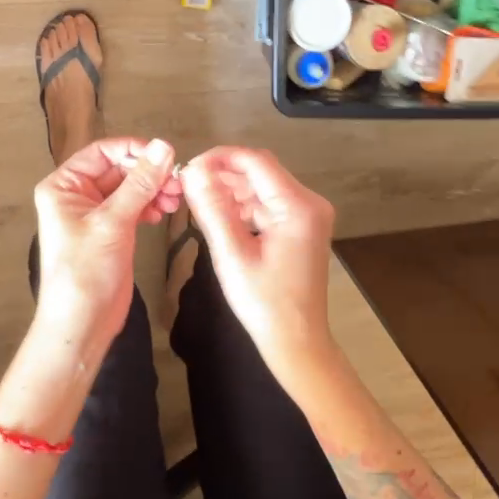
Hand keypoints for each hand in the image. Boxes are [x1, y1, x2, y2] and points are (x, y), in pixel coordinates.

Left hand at [31, 137, 181, 350]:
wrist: (82, 324)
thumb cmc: (86, 271)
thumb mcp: (113, 222)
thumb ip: (140, 182)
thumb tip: (165, 145)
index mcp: (63, 186)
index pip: (102, 152)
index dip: (134, 150)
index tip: (166, 156)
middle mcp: (76, 195)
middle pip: (119, 169)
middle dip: (149, 173)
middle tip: (177, 184)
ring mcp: (94, 214)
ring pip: (130, 188)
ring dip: (154, 190)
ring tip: (175, 201)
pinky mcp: (111, 232)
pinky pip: (133, 207)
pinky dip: (150, 206)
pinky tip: (163, 213)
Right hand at [180, 147, 337, 379]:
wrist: (296, 341)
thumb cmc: (264, 302)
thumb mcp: (232, 254)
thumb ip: (212, 208)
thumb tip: (192, 171)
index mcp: (298, 205)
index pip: (256, 161)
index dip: (219, 158)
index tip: (188, 168)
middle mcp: (310, 202)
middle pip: (262, 171)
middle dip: (224, 174)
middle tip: (188, 186)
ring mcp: (309, 215)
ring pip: (264, 187)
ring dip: (233, 190)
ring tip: (199, 201)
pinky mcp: (303, 228)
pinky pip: (270, 205)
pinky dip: (245, 206)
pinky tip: (221, 217)